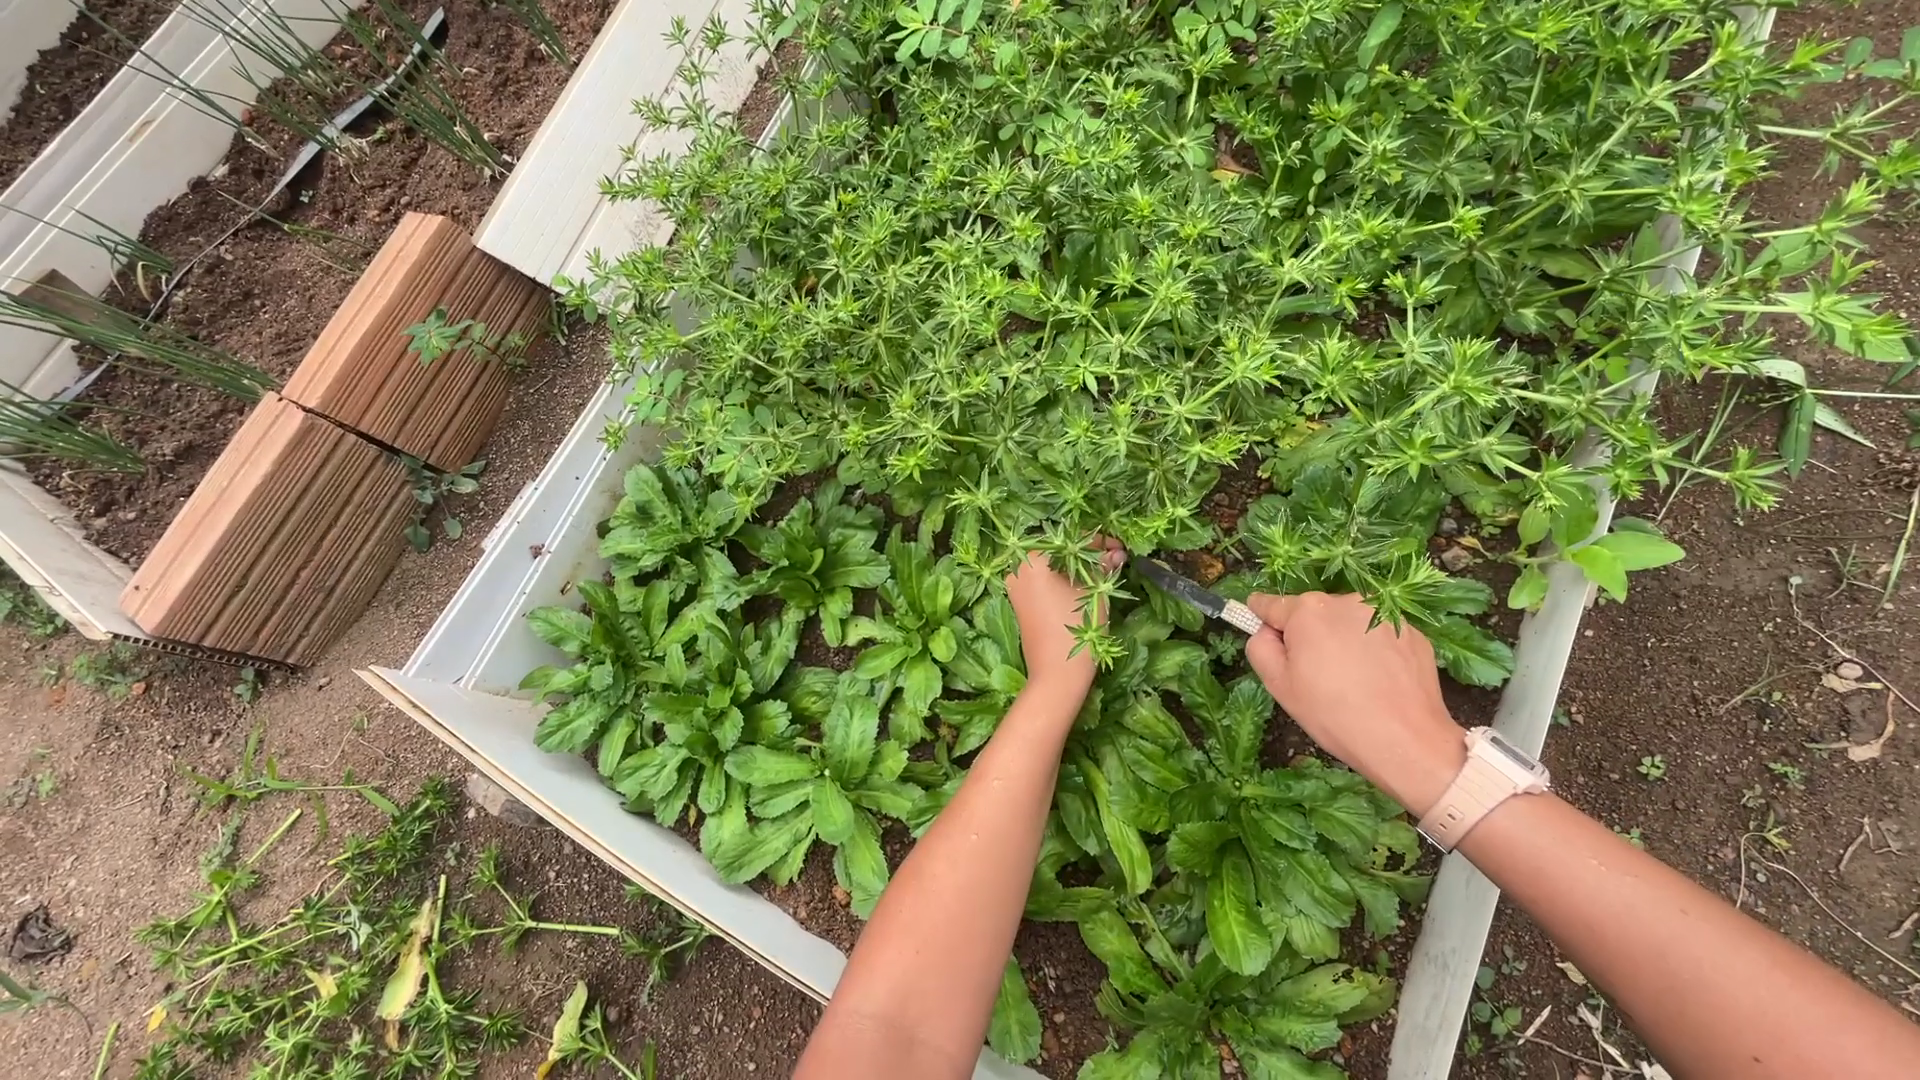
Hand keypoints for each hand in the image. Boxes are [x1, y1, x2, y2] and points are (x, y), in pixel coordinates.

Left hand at [1004, 539, 1124, 690]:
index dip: (1099, 541)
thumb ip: (1102, 566)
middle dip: (1089, 554)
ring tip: (1106, 569)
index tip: (1120, 546)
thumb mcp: (1093, 592)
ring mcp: (1017, 587)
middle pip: (1059, 552)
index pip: (1070, 541)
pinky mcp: (1022, 602)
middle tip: (1115, 557)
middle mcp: (1019, 569)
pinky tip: (1087, 582)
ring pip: (1052, 567)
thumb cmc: (1076, 629)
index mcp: (1032, 560)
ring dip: (1078, 566)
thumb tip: (1115, 553)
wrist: (1057, 675)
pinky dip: (1065, 579)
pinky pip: (1045, 582)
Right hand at [1243, 592, 1465, 815]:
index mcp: (1307, 611)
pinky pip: (1377, 635)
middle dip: (1307, 635)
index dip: (1261, 619)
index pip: (1270, 604)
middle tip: (1313, 674)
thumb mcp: (1278, 685)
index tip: (1264, 634)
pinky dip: (1371, 650)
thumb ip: (1260, 647)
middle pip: (1311, 613)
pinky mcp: (1412, 632)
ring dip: (1340, 640)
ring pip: (1346, 622)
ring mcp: (1384, 615)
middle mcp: (1346, 601)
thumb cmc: (1332, 713)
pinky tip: (1377, 680)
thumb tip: (1267, 632)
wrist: (1406, 740)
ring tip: (1350, 679)